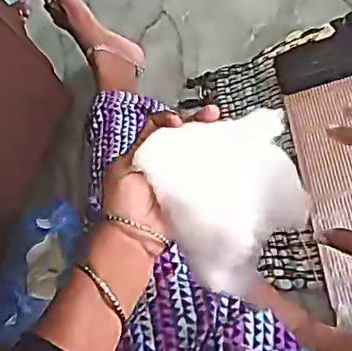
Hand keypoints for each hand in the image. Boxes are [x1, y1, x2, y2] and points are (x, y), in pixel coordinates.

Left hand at [98, 104, 219, 250]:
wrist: (137, 235)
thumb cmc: (125, 202)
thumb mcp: (127, 165)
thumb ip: (146, 141)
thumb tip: (170, 122)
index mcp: (145, 153)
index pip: (161, 127)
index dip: (173, 119)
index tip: (182, 119)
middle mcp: (164, 162)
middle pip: (184, 136)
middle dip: (200, 123)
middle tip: (214, 115)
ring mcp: (179, 177)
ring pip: (197, 151)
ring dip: (211, 139)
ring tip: (225, 127)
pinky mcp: (192, 191)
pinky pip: (205, 173)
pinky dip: (216, 162)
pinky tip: (227, 151)